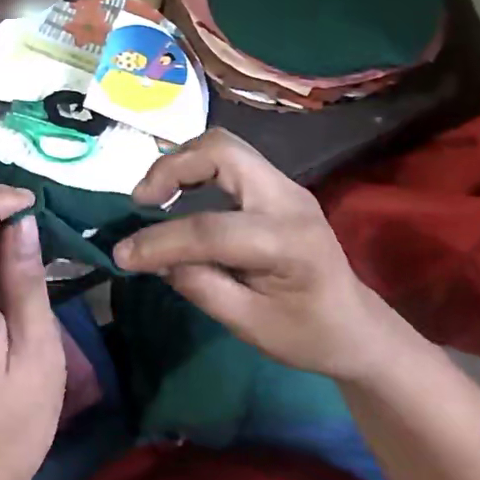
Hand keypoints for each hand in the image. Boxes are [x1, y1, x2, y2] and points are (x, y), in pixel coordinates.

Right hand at [113, 129, 398, 381]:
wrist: (357, 325)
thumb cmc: (308, 334)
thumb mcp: (250, 326)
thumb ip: (199, 285)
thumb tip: (152, 257)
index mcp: (287, 241)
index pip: (211, 229)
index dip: (160, 241)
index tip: (122, 255)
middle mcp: (287, 197)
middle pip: (221, 150)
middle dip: (172, 168)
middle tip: (141, 201)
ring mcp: (284, 184)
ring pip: (223, 145)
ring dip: (182, 162)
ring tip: (153, 195)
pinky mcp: (276, 184)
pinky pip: (229, 159)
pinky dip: (195, 168)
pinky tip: (178, 194)